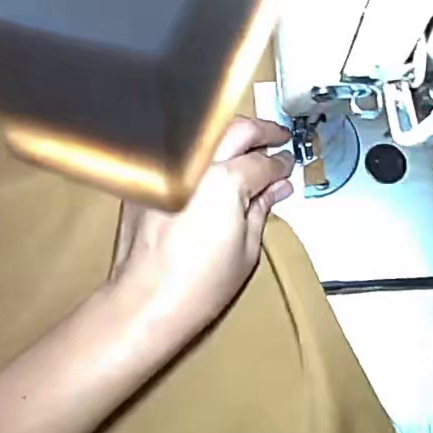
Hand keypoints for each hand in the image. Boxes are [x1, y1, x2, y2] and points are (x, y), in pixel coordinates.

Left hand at [107, 116, 294, 340]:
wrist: (146, 303)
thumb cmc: (194, 287)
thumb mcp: (247, 250)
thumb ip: (261, 208)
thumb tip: (274, 190)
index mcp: (224, 181)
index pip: (263, 162)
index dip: (281, 164)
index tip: (286, 166)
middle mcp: (192, 167)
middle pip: (236, 130)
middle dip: (262, 132)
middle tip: (276, 139)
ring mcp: (166, 171)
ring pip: (205, 136)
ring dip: (230, 138)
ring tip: (246, 151)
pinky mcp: (148, 183)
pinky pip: (180, 157)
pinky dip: (201, 158)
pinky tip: (213, 171)